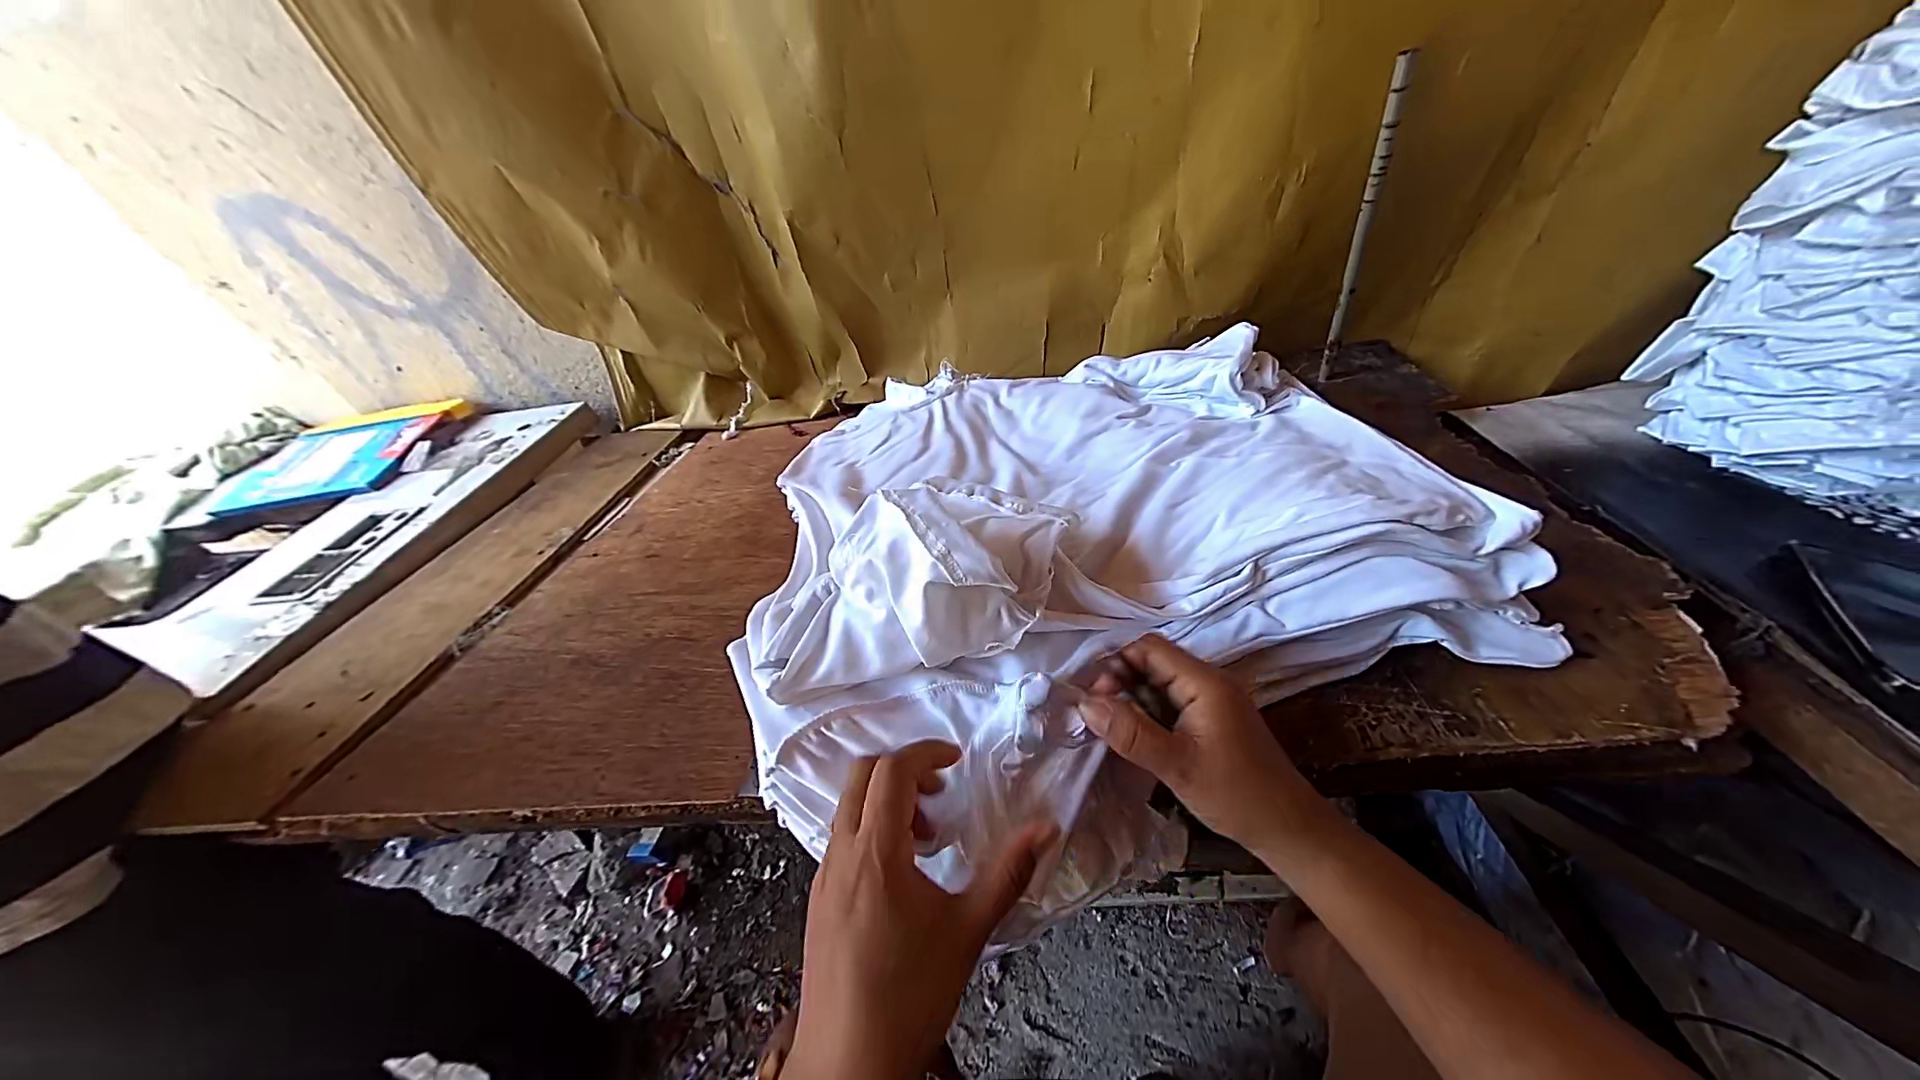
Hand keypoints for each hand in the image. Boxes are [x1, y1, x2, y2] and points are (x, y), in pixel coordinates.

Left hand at [784, 740, 1056, 1079]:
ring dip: (888, 801)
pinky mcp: (820, 897)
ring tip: (927, 836)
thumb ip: (1009, 873)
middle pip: (862, 775)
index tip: (953, 759)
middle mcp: (841, 855)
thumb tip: (1044, 831)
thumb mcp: (968, 930)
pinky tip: (903, 870)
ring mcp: (825, 876)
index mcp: (876, 854)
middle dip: (904, 769)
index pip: (891, 771)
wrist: (849, 1061)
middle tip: (940, 789)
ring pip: (849, 806)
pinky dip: (872, 829)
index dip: (925, 752)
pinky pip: (843, 838)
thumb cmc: (906, 998)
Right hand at [1081, 634, 1327, 849]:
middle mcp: (1208, 681)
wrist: (1289, 828)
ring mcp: (1210, 699)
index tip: (1094, 698)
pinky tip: (1132, 736)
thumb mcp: (1177, 766)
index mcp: (1205, 682)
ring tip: (1109, 728)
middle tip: (1096, 716)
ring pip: (1157, 683)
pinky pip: (1169, 702)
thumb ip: (1131, 733)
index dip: (1115, 664)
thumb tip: (1086, 704)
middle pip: (1151, 662)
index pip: (1148, 648)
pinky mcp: (1210, 718)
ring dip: (1130, 699)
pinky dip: (1146, 713)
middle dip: (1118, 682)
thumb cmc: (1237, 795)